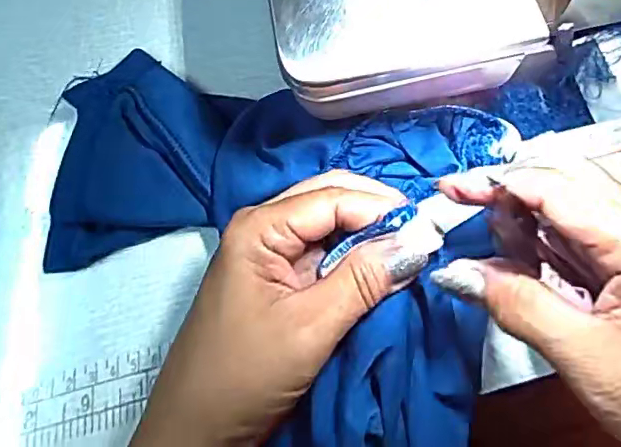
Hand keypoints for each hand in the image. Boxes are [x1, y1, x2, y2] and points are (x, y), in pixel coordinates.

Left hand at [133, 171, 429, 445]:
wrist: (194, 431)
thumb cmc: (243, 376)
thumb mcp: (309, 329)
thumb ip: (362, 281)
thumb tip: (416, 242)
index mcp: (260, 226)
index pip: (331, 197)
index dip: (379, 206)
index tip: (426, 223)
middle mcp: (264, 224)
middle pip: (329, 197)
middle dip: (375, 209)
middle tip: (421, 229)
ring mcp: (269, 248)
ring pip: (329, 221)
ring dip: (368, 230)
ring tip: (409, 243)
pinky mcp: (278, 273)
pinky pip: (323, 247)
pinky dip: (354, 252)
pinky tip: (380, 261)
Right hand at [435, 162, 620, 446]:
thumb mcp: (591, 360)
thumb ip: (519, 304)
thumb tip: (458, 270)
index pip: (550, 183)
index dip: (495, 182)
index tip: (449, 190)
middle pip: (557, 178)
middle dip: (507, 192)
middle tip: (463, 213)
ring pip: (564, 201)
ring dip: (523, 217)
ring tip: (499, 252)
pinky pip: (575, 231)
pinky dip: (541, 240)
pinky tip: (524, 262)